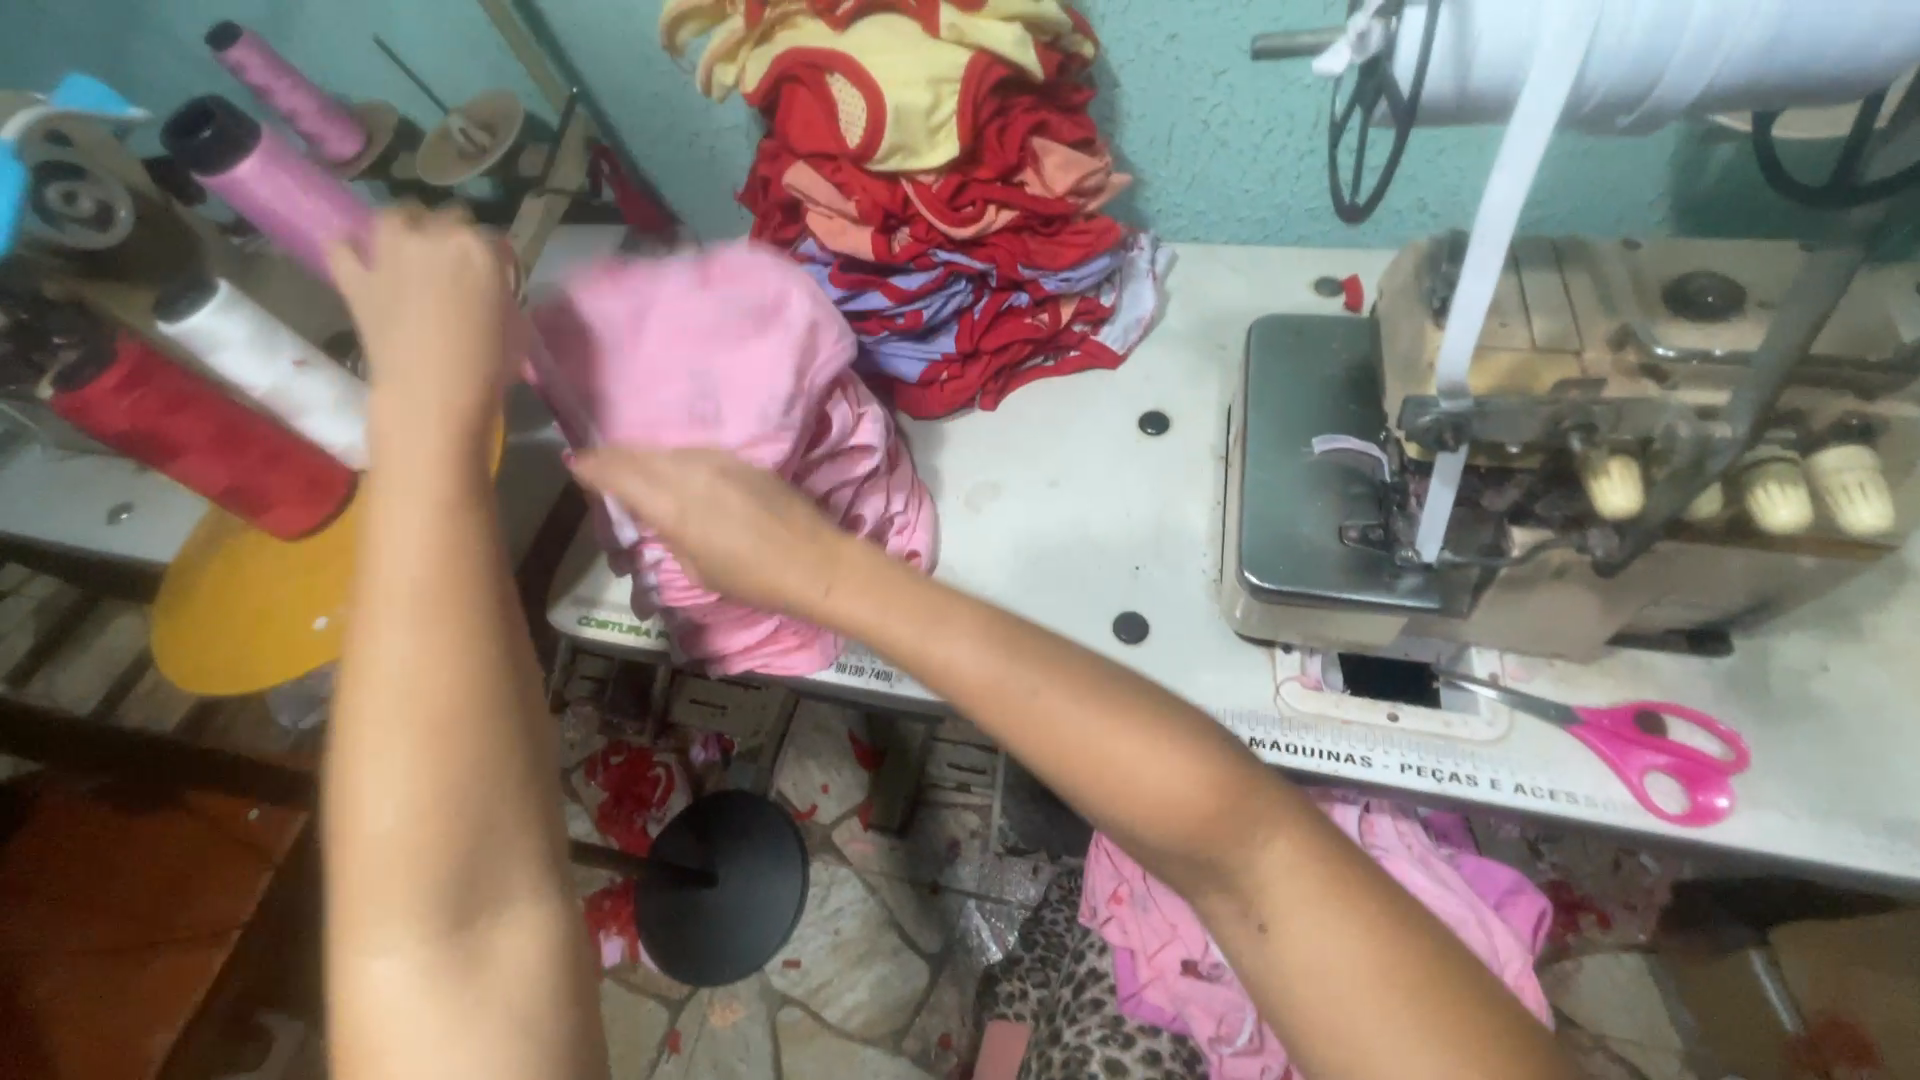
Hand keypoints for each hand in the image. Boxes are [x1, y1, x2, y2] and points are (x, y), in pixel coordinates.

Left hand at [327, 207, 515, 444]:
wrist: (433, 394)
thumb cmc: (489, 365)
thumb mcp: (516, 324)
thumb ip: (501, 292)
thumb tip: (491, 286)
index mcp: (479, 250)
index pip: (494, 238)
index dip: (497, 256)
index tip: (498, 274)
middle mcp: (433, 238)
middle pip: (448, 218)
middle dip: (456, 234)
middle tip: (460, 262)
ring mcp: (388, 254)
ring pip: (395, 217)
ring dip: (408, 225)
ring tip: (414, 244)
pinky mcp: (355, 277)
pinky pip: (343, 248)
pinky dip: (352, 250)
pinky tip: (364, 260)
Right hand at [568, 446, 859, 615]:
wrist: (816, 563)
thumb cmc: (756, 580)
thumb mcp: (700, 568)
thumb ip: (671, 535)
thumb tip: (656, 516)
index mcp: (674, 505)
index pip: (619, 474)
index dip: (593, 467)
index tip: (576, 466)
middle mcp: (692, 473)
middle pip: (640, 456)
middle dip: (614, 458)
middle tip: (596, 464)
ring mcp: (721, 462)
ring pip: (669, 451)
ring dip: (646, 457)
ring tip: (632, 467)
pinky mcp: (744, 461)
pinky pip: (697, 453)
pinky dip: (676, 459)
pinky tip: (675, 470)